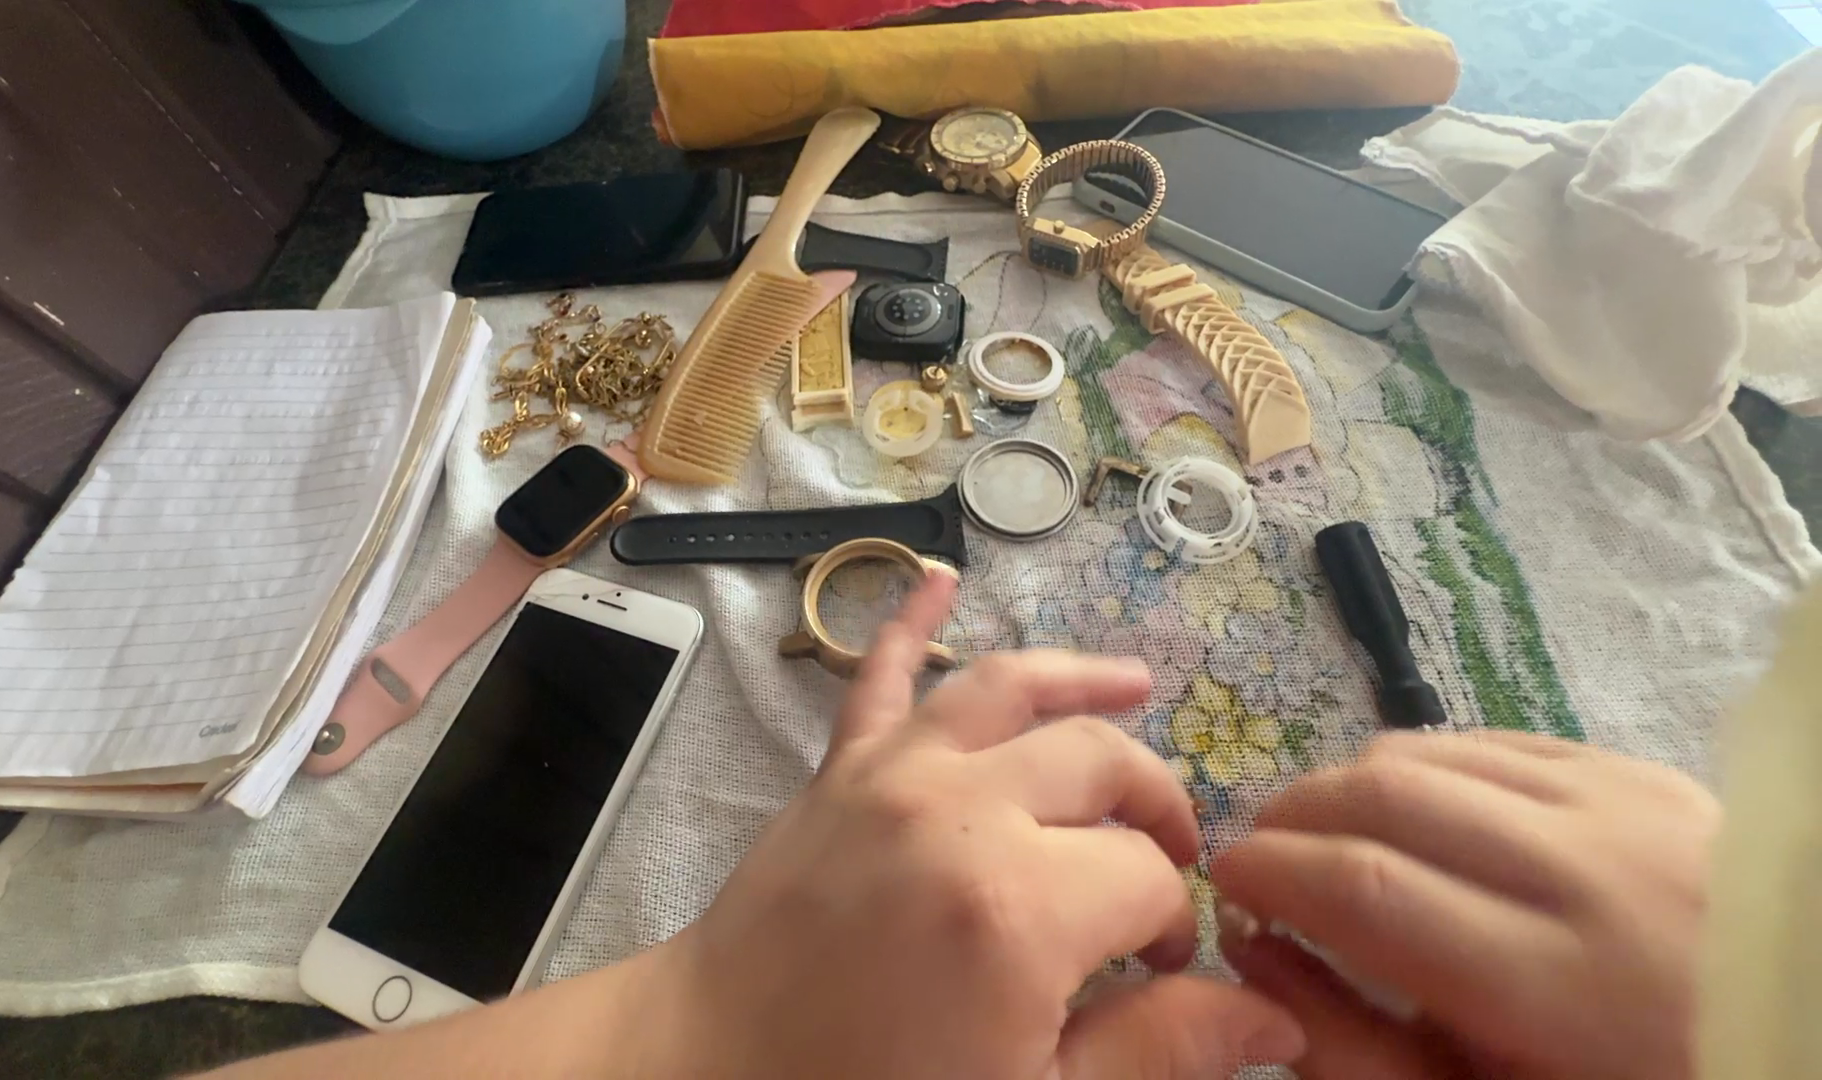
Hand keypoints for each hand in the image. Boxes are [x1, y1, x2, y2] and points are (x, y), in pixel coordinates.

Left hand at [656, 570, 1303, 1079]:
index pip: (1146, 875)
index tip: (1161, 964)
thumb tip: (1277, 1020)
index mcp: (1018, 907)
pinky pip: (879, 673)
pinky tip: (938, 577)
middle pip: (1097, 763)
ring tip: (1133, 680)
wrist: (720, 1064)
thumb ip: (1159, 1051)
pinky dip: (909, 619)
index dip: (1172, 919)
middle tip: (1164, 856)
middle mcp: (961, 808)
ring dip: (1078, 677)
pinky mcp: (844, 763)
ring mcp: (894, 769)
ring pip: (1007, 687)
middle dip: (1154, 803)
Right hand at [1211, 731, 1719, 1079]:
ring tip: (1329, 833)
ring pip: (1420, 753)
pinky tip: (1413, 817)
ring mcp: (1631, 804)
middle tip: (1264, 853)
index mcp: (1581, 991)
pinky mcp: (1639, 771)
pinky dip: (1412, 768)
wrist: (1802, 1058)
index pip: (1367, 884)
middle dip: (1289, 816)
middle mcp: (1606, 872)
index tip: (1227, 883)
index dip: (1269, 871)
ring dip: (1341, 786)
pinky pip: (1477, 741)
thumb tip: (1252, 947)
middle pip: (1381, 794)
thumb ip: (1349, 1050)